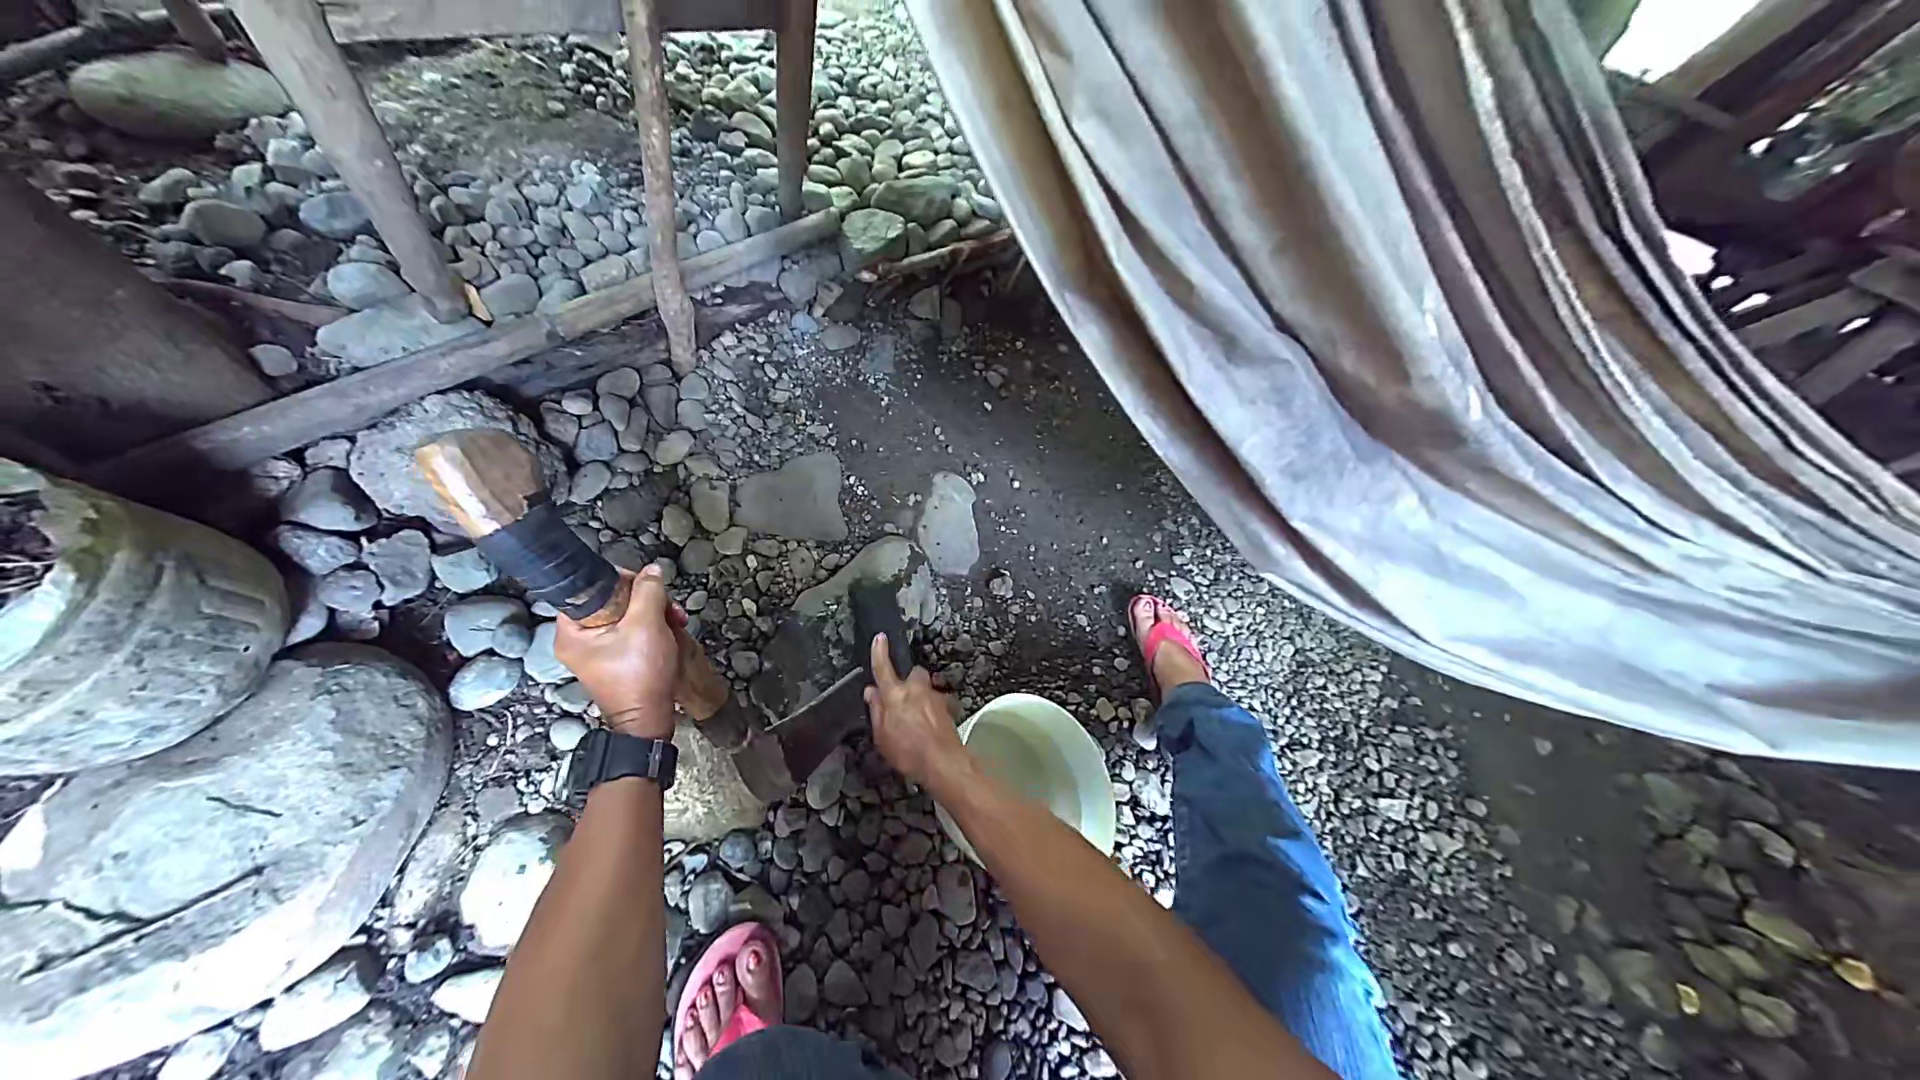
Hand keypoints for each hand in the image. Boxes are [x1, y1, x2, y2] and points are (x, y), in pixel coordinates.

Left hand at [555, 566, 681, 738]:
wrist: (650, 717)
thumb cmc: (640, 677)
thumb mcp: (647, 624)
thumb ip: (649, 591)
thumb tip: (652, 571)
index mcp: (572, 632)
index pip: (591, 588)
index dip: (620, 581)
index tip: (643, 587)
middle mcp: (579, 639)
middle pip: (613, 599)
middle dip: (646, 599)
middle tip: (665, 607)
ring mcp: (597, 649)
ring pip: (627, 613)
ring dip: (655, 612)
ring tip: (674, 620)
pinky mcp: (615, 657)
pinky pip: (632, 629)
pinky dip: (653, 627)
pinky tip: (670, 629)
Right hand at [864, 632, 966, 790]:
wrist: (943, 762)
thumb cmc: (910, 753)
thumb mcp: (882, 737)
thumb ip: (876, 710)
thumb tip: (871, 693)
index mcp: (895, 695)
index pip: (883, 667)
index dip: (879, 651)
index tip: (880, 638)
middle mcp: (916, 690)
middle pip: (911, 674)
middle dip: (907, 683)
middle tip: (900, 702)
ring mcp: (934, 696)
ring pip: (924, 687)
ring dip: (920, 697)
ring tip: (914, 720)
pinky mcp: (947, 706)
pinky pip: (935, 701)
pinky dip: (930, 709)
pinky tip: (927, 727)